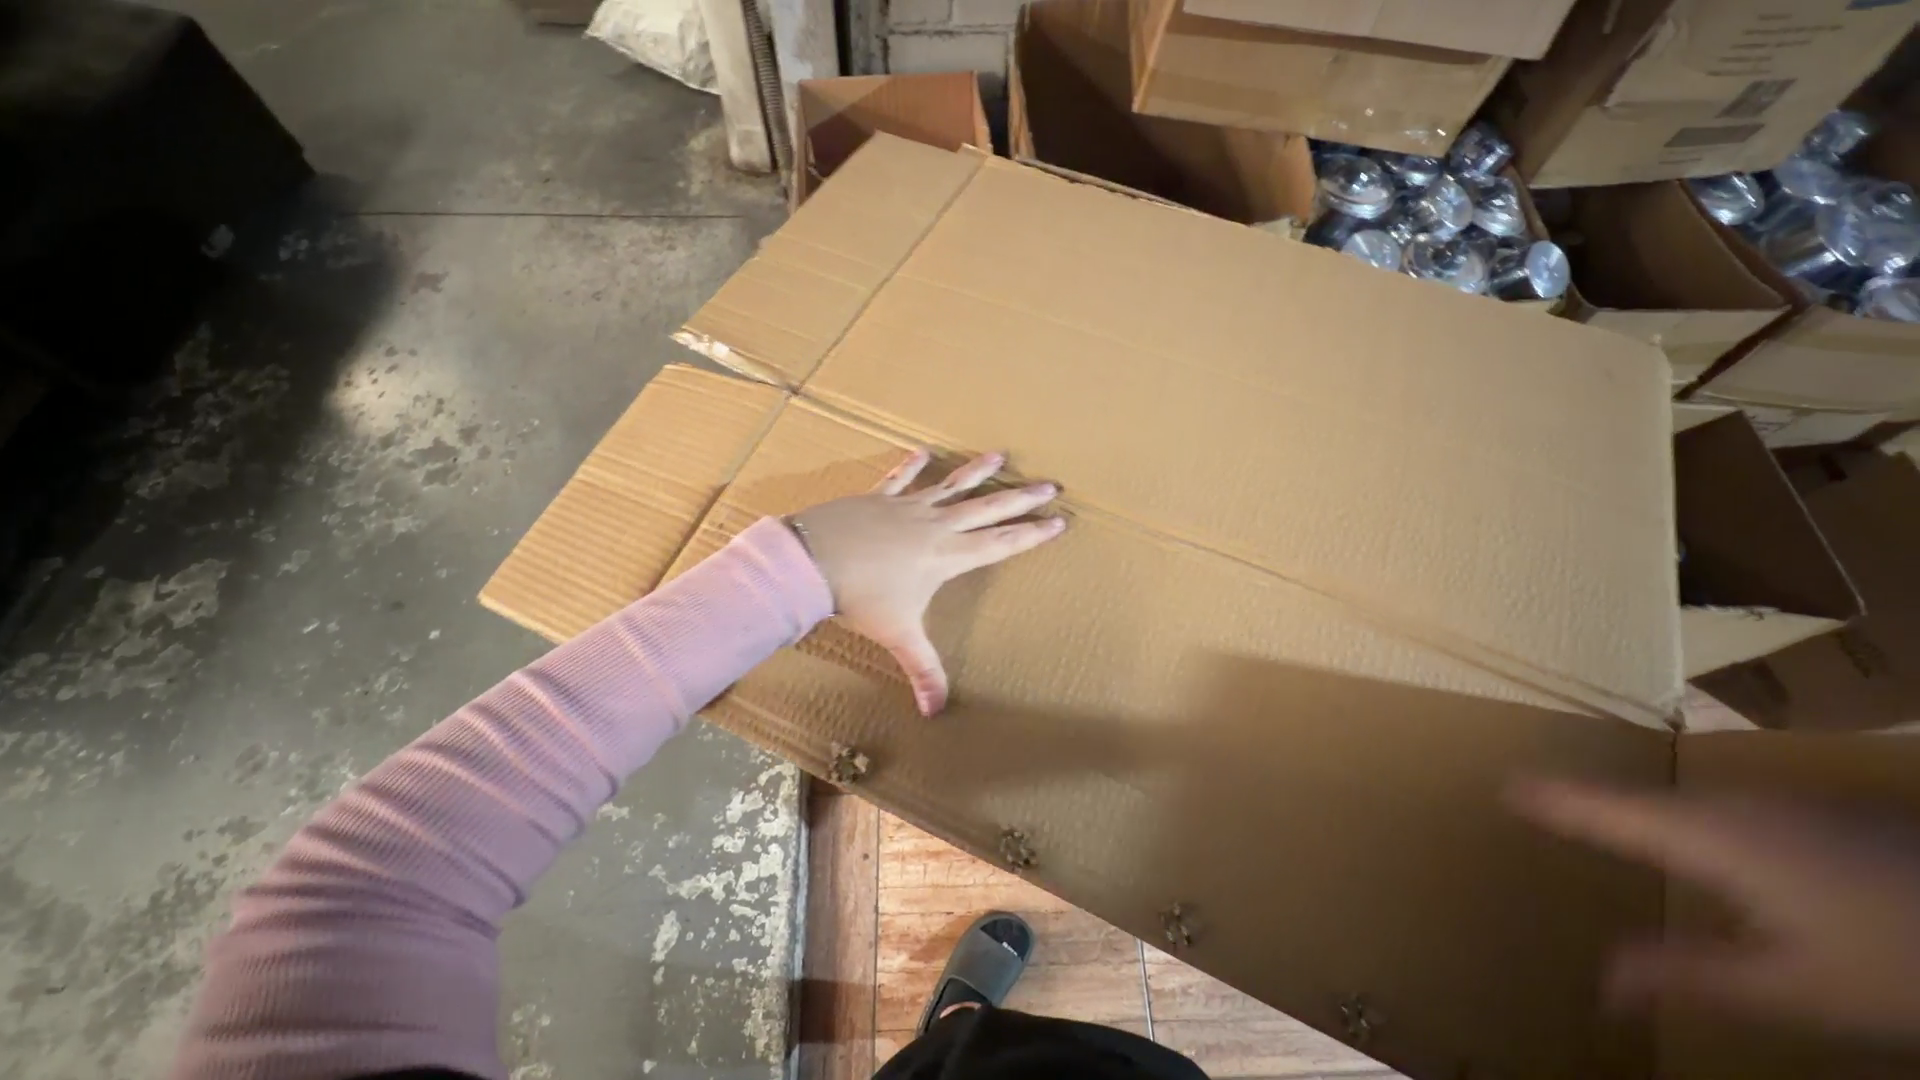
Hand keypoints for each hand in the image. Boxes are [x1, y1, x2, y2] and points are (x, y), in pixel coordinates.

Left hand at [790, 449, 1064, 715]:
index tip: (1058, 521)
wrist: (816, 558)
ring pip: (951, 485)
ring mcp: (908, 507)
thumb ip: (923, 670)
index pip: (1001, 544)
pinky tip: (922, 451)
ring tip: (999, 456)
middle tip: (1049, 486)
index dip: (1032, 534)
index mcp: (948, 556)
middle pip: (988, 509)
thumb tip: (936, 711)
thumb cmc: (862, 597)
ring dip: (977, 472)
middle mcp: (936, 526)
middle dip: (1021, 498)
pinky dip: (911, 466)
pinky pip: (901, 479)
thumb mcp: (899, 635)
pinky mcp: (880, 498)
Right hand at [1511, 779, 1919, 1039]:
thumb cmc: (1901, 959)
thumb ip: (1690, 976)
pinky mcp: (1826, 812)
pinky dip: (1693, 820)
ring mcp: (1788, 802)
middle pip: (1643, 797)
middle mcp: (1740, 804)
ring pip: (1689, 799)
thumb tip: (1599, 983)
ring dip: (1642, 808)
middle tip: (1543, 803)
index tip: (1504, 784)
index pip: (1606, 808)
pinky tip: (1705, 842)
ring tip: (1605, 817)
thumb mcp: (1795, 987)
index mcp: (1711, 835)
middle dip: (1590, 801)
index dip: (1554, 799)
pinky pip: (1732, 807)